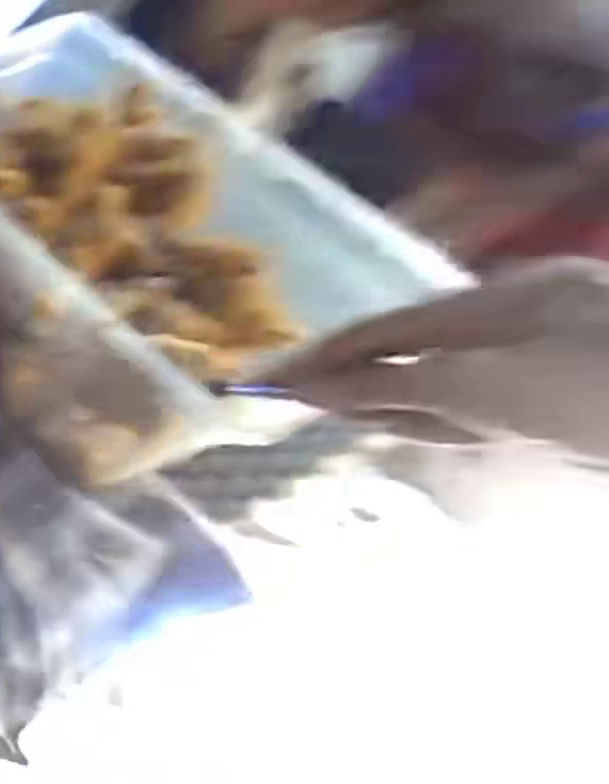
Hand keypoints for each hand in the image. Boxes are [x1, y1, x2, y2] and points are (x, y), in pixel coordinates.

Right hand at [275, 258, 608, 458]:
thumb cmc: (598, 394)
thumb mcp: (476, 389)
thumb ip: (383, 386)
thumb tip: (301, 387)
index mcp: (504, 298)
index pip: (378, 330)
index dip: (317, 359)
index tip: (260, 387)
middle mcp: (523, 310)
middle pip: (408, 354)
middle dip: (377, 389)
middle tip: (357, 418)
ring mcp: (550, 343)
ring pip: (443, 381)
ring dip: (425, 412)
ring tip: (455, 433)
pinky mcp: (565, 381)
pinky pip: (482, 399)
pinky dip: (465, 420)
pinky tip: (488, 434)